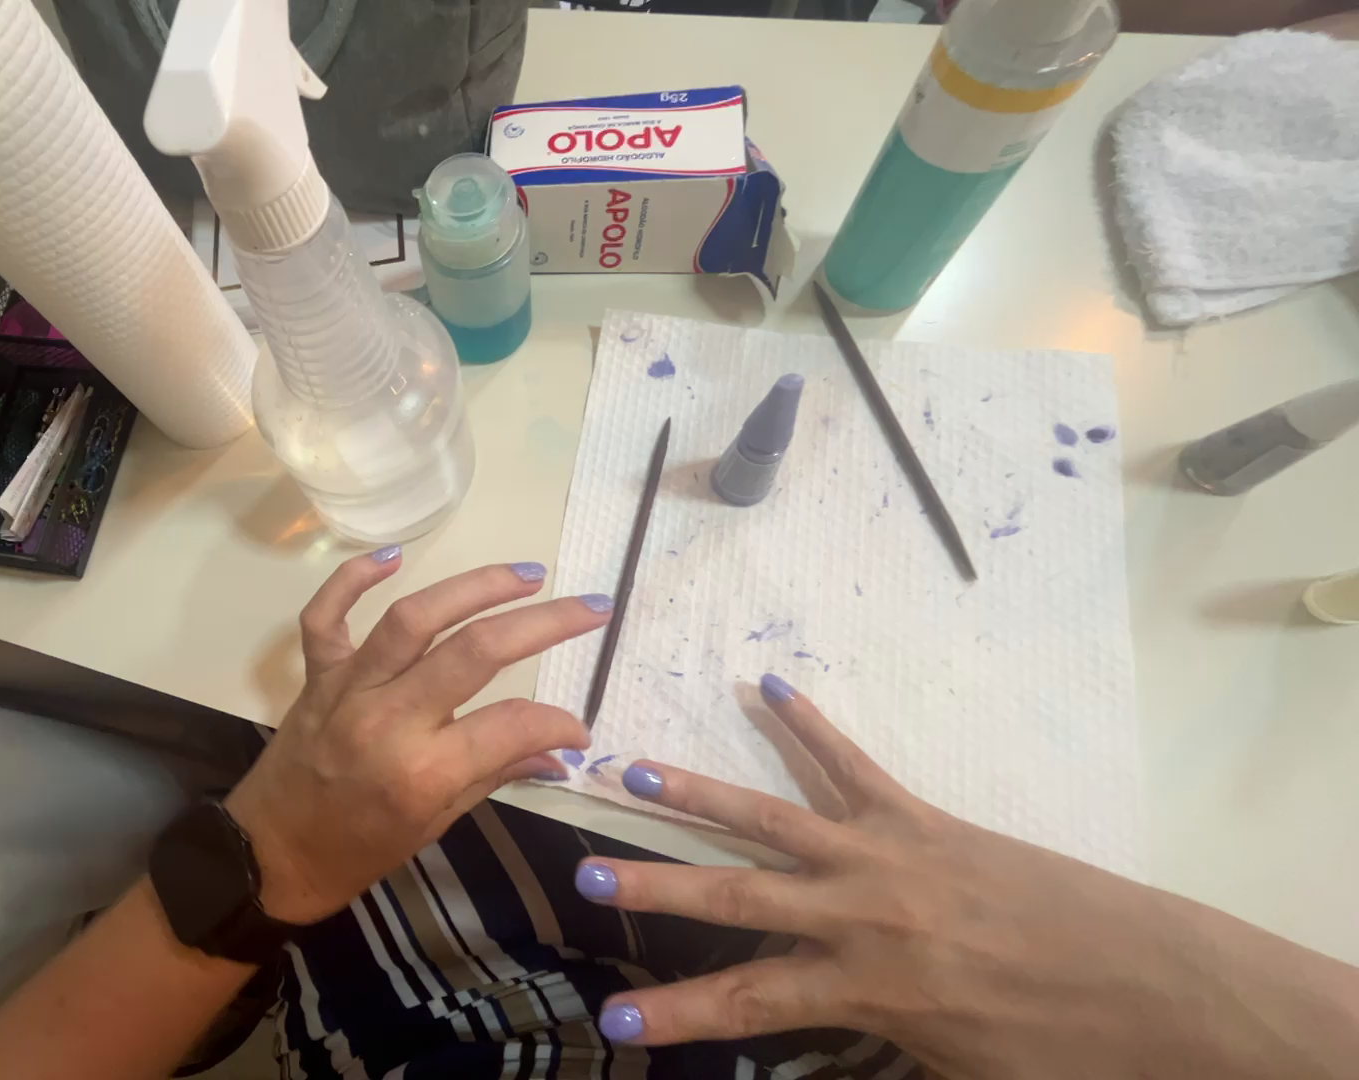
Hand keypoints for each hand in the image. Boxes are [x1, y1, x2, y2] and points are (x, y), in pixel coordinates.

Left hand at [224, 550, 609, 924]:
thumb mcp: (435, 826)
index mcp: (423, 771)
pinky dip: (353, 578)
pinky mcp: (316, 672)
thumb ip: (496, 774)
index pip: (511, 725)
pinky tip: (394, 554)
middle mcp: (388, 718)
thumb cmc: (358, 851)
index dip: (558, 722)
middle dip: (543, 622)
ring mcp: (347, 687)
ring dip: (475, 586)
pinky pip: (327, 615)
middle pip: (475, 651)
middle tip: (588, 606)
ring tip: (525, 574)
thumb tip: (559, 749)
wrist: (268, 855)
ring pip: (413, 618)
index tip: (578, 726)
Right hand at [574, 674, 1358, 1079]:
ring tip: (635, 770)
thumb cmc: (1070, 1053)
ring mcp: (883, 853)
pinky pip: (851, 763)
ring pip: (768, 816)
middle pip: (736, 895)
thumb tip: (808, 1023)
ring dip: (697, 792)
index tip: (613, 1018)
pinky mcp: (918, 817)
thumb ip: (872, 1034)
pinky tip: (772, 683)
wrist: (1178, 998)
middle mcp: (858, 912)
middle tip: (589, 879)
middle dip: (658, 890)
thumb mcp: (957, 1068)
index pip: (748, 1001)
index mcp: (870, 986)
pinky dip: (810, 723)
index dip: (677, 1013)